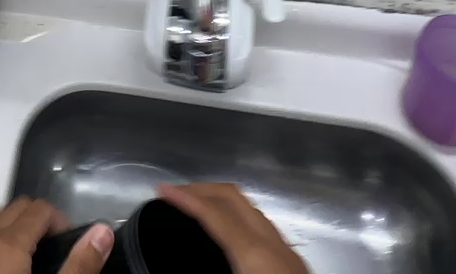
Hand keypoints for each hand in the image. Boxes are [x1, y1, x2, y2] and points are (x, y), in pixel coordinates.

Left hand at [0, 197, 113, 273]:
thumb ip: (79, 266)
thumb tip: (101, 233)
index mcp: (6, 245)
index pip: (40, 209)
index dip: (61, 223)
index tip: (71, 247)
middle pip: (16, 208)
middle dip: (40, 223)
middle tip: (58, 253)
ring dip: (17, 230)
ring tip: (35, 263)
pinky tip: (9, 273)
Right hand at [156, 184, 307, 273]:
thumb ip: (205, 270)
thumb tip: (171, 268)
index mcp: (254, 255)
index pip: (214, 212)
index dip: (184, 197)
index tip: (160, 190)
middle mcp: (274, 244)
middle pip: (234, 197)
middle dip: (201, 189)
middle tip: (175, 195)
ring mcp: (288, 253)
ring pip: (251, 210)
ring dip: (220, 202)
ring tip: (196, 211)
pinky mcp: (295, 266)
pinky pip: (261, 227)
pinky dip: (236, 219)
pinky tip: (227, 237)